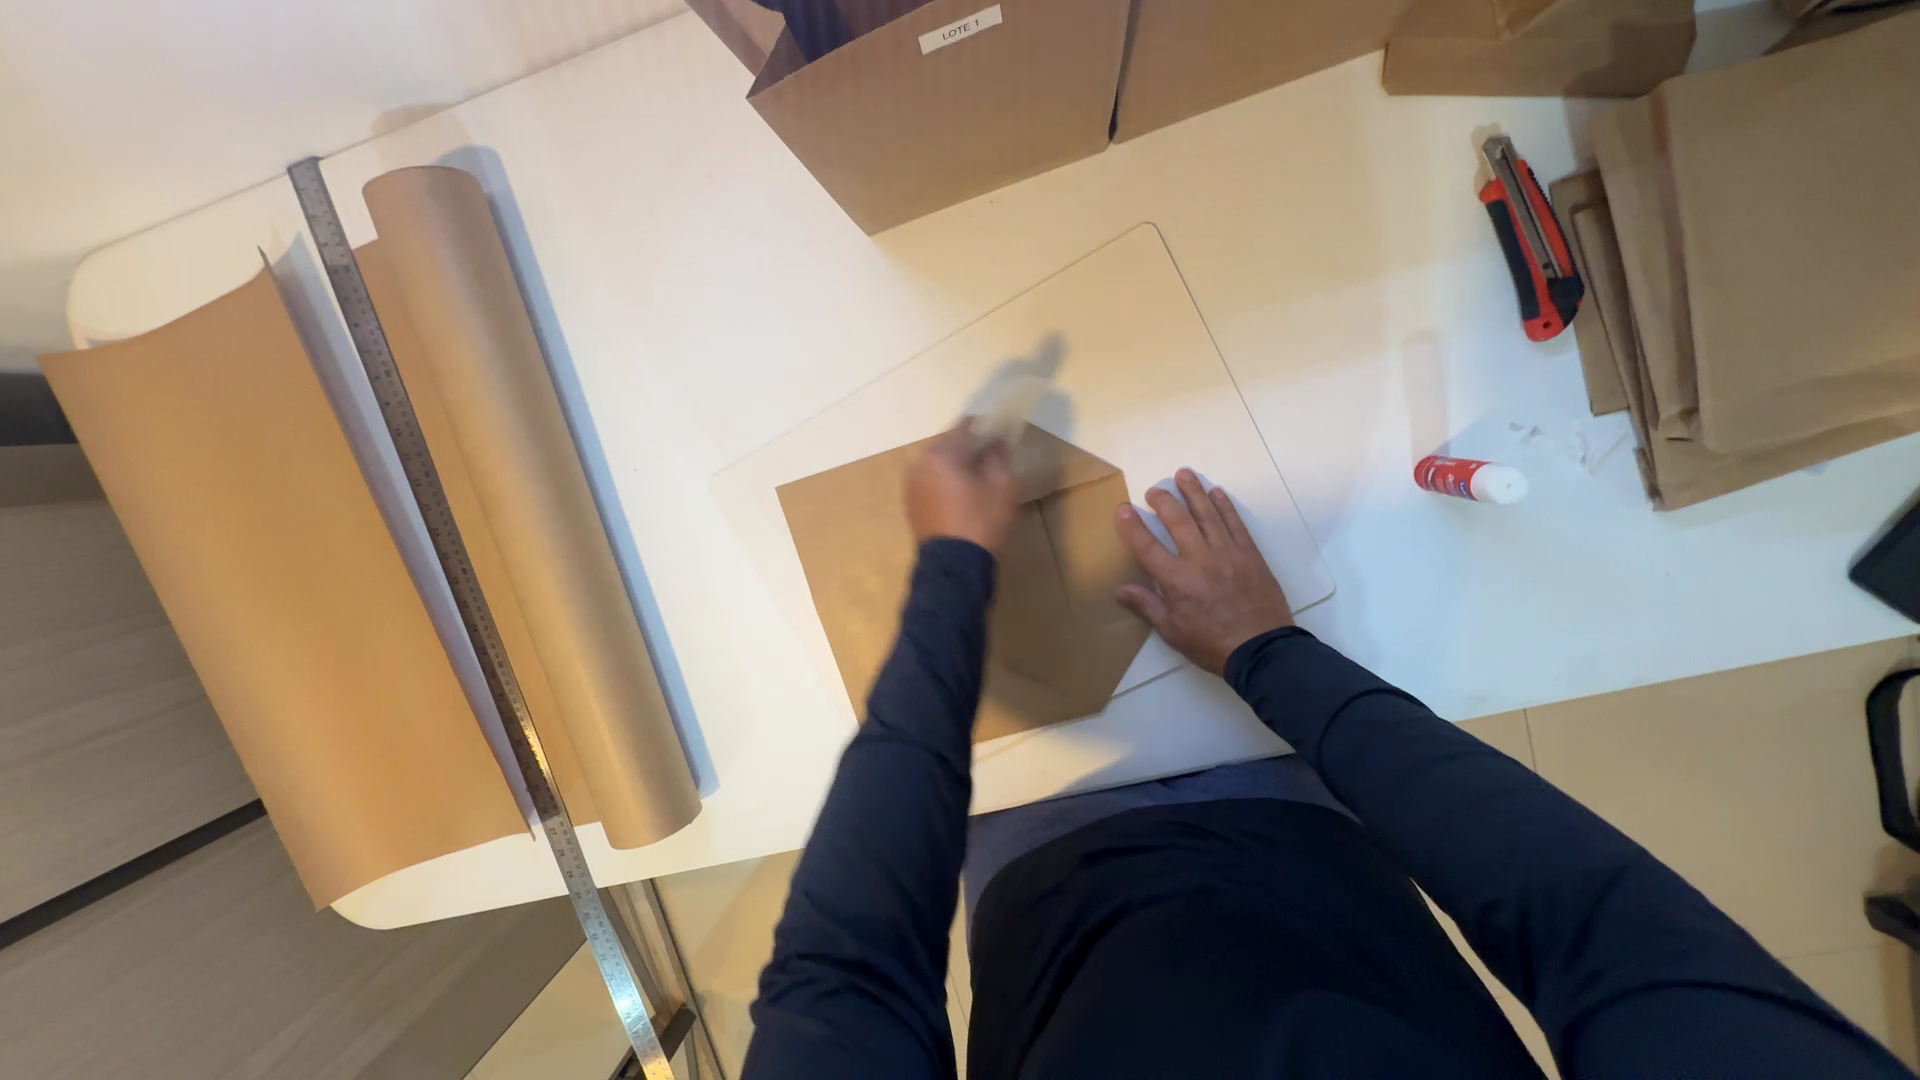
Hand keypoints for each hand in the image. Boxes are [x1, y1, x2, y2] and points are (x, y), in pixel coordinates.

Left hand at [906, 420, 1020, 554]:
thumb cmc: (982, 522)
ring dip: (955, 464)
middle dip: (968, 446)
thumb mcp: (1003, 486)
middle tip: (990, 454)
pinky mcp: (911, 505)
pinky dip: (945, 481)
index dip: (984, 426)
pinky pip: (931, 482)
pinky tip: (962, 493)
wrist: (955, 567)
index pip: (964, 427)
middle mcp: (919, 464)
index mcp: (940, 454)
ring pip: (937, 464)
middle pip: (947, 445)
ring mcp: (911, 486)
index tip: (999, 430)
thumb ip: (1000, 456)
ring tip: (977, 476)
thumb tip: (996, 442)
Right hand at [1113, 470, 1292, 675]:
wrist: (1261, 649)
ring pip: (1207, 514)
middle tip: (1154, 490)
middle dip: (1163, 500)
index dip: (1132, 526)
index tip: (1122, 509)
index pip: (1147, 546)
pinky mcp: (1250, 554)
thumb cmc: (1211, 644)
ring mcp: (1227, 553)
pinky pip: (1235, 523)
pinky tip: (1216, 493)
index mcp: (1176, 581)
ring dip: (1194, 491)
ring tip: (1183, 474)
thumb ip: (1147, 605)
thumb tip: (1121, 589)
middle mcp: (1200, 560)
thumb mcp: (1172, 631)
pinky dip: (1225, 506)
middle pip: (1178, 520)